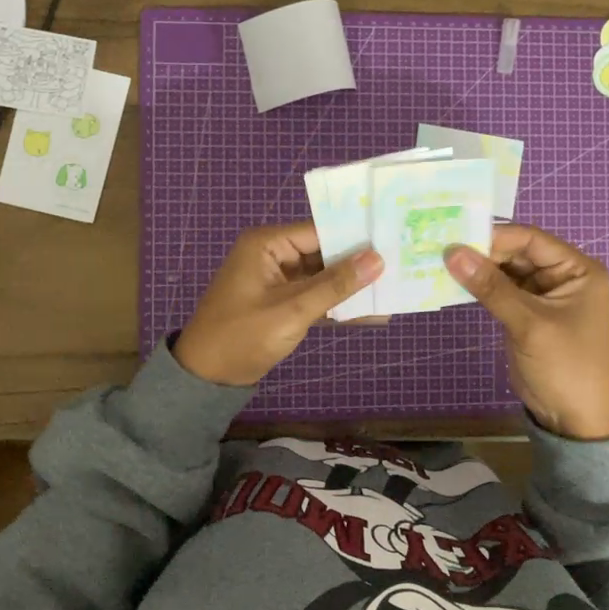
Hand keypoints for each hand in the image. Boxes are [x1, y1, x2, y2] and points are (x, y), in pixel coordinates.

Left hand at [175, 222, 383, 385]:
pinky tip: (372, 314)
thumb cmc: (243, 336)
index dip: (355, 237)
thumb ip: (335, 285)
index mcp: (266, 243)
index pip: (319, 231)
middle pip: (324, 252)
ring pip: (323, 276)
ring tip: (395, 289)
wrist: (206, 378)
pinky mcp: (282, 303)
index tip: (394, 241)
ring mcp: (277, 280)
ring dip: (352, 287)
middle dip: (358, 263)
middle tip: (402, 264)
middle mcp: (272, 254)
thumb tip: (377, 259)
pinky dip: (338, 306)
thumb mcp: (293, 310)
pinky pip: (316, 297)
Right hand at [445, 226, 608, 439]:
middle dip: (483, 252)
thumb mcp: (529, 323)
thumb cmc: (564, 365)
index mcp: (578, 270)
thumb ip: (491, 286)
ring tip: (441, 262)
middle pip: (517, 252)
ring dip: (478, 269)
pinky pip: (500, 290)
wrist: (573, 419)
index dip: (495, 236)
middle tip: (442, 249)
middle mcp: (562, 276)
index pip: (532, 240)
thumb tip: (452, 253)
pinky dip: (480, 287)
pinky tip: (453, 282)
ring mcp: (543, 295)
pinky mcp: (525, 313)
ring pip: (505, 271)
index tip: (457, 237)